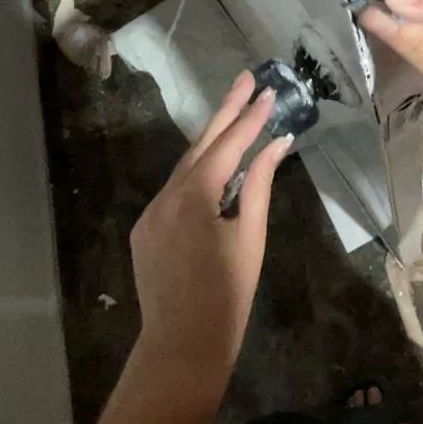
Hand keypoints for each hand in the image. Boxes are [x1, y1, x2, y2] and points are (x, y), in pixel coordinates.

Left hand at [129, 72, 292, 376]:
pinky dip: (199, 171)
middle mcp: (165, 197)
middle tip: (247, 78)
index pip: (227, 146)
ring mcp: (151, 213)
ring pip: (186, 167)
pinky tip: (216, 163)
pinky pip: (176, 190)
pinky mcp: (145, 230)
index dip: (250, 117)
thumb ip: (258, 185)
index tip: (270, 91)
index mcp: (193, 197)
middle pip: (200, 146)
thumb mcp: (251, 236)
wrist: (182, 345)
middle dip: (226, 111)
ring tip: (236, 111)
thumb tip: (276, 145)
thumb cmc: (228, 294)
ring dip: (213, 140)